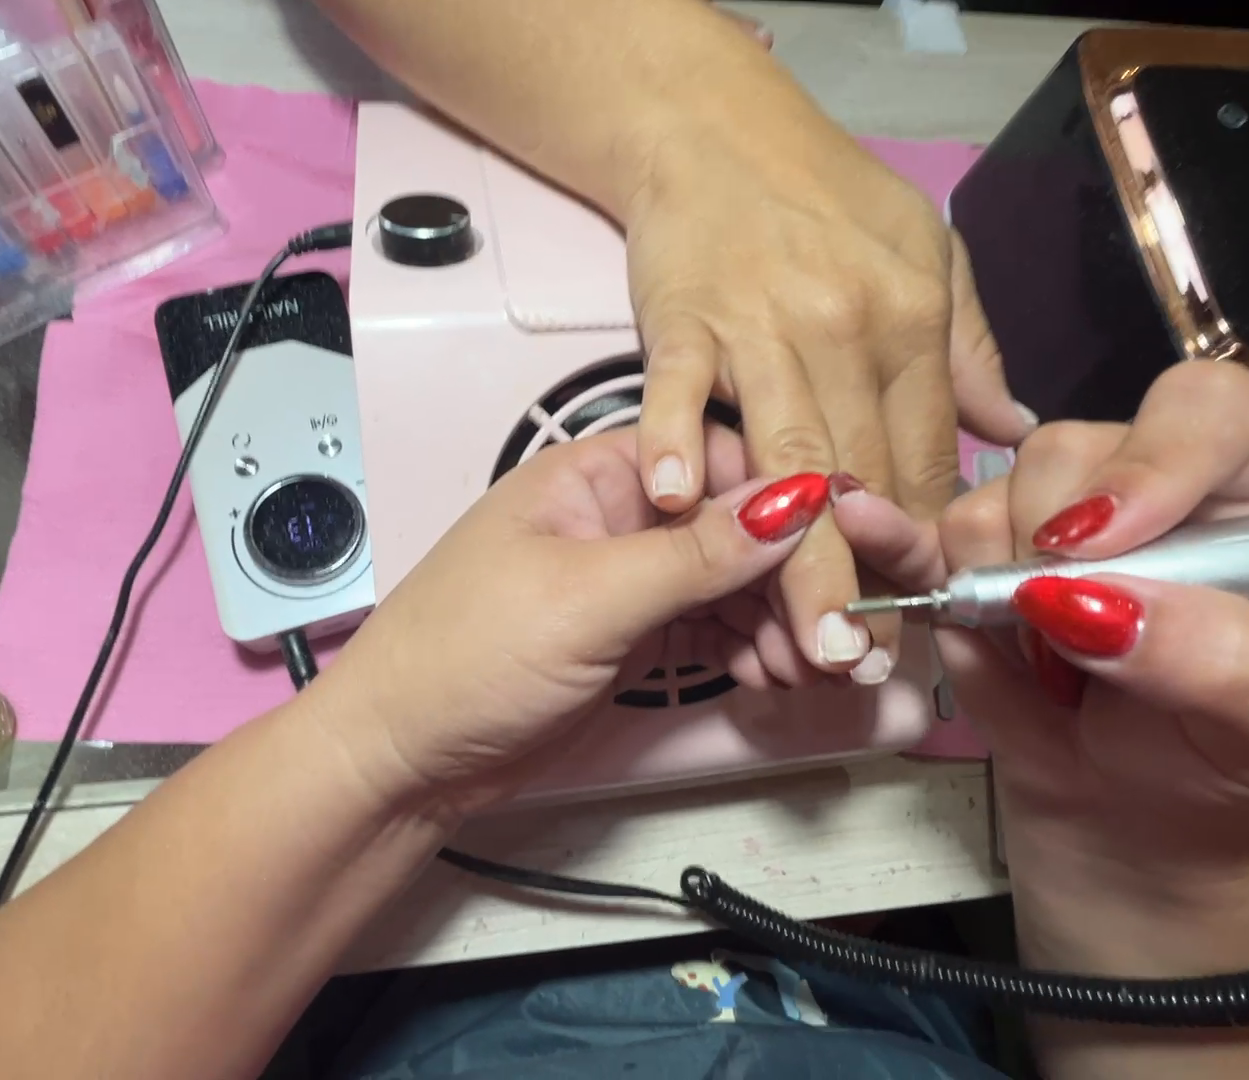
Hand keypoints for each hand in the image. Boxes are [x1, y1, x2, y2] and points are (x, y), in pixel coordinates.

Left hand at [307, 427, 821, 813]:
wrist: (405, 758)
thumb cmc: (468, 656)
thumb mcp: (586, 597)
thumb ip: (694, 554)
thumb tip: (797, 500)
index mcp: (594, 475)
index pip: (716, 459)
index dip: (785, 499)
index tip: (843, 545)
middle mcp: (620, 517)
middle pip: (734, 526)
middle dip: (790, 576)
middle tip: (838, 631)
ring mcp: (630, 579)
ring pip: (731, 583)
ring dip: (778, 620)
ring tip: (812, 664)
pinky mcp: (634, 635)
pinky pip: (711, 627)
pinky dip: (748, 649)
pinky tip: (773, 674)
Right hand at [627, 104, 1033, 677]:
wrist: (715, 130)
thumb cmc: (820, 193)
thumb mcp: (926, 248)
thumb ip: (970, 347)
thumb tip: (1015, 433)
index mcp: (909, 320)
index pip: (924, 456)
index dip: (921, 546)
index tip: (917, 616)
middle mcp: (844, 328)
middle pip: (862, 475)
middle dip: (866, 579)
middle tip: (865, 665)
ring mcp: (758, 325)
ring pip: (788, 452)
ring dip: (794, 552)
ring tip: (800, 638)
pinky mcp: (682, 317)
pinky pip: (678, 385)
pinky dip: (674, 439)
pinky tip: (672, 502)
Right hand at [833, 362, 1248, 888]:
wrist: (1127, 805)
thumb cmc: (1222, 756)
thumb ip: (1216, 658)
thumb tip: (1076, 601)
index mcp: (1245, 498)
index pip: (1210, 413)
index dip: (1154, 456)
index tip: (1105, 541)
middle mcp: (1133, 488)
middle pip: (1069, 449)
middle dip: (1051, 538)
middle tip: (1063, 626)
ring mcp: (1037, 520)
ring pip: (987, 495)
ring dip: (992, 574)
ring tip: (1031, 646)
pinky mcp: (966, 560)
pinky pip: (917, 529)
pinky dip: (893, 538)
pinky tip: (867, 529)